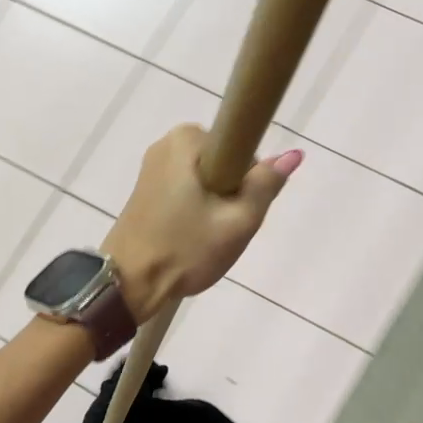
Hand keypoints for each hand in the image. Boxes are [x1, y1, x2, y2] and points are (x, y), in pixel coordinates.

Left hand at [99, 124, 299, 323]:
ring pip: (205, 181)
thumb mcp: (237, 222)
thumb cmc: (184, 250)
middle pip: (223, 163)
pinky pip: (185, 192)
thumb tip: (293, 154)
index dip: (248, 179)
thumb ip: (266, 185)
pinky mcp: (144, 192)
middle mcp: (165, 145)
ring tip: (201, 236)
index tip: (236, 207)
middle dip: (230, 194)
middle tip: (220, 227)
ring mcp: (151, 169)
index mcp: (186, 139)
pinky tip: (186, 237)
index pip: (241, 145)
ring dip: (212, 207)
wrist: (128, 284)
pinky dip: (193, 212)